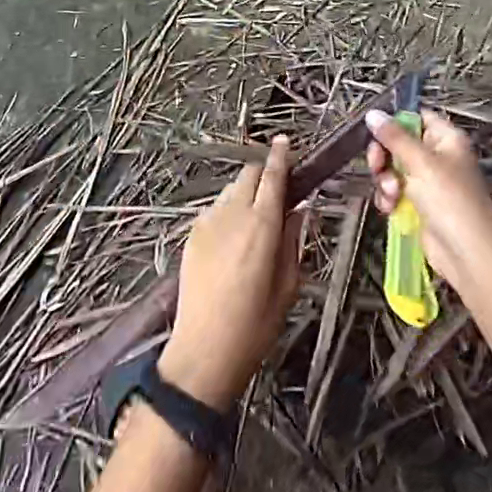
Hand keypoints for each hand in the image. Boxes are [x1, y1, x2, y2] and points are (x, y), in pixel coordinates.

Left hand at [159, 136, 304, 409]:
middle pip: (247, 176)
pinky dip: (229, 212)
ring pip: (230, 191)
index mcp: (261, 227)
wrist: (204, 349)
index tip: (283, 142)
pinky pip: (215, 210)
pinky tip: (235, 239)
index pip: (272, 177)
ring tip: (257, 221)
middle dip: (263, 174)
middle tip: (278, 191)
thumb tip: (299, 210)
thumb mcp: (288, 286)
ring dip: (246, 194)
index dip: (279, 156)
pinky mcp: (191, 236)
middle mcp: (231, 216)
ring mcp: (207, 224)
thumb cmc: (255, 325)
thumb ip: (293, 241)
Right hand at [365, 109, 491, 290]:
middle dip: (384, 156)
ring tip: (393, 194)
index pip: (418, 117)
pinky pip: (394, 191)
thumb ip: (394, 137)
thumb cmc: (450, 201)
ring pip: (392, 169)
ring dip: (385, 180)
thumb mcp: (421, 163)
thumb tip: (372, 113)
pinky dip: (389, 198)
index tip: (377, 131)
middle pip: (399, 144)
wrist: (466, 252)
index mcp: (446, 139)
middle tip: (378, 166)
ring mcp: (428, 182)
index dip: (396, 122)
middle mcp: (438, 157)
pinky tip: (390, 207)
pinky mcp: (418, 204)